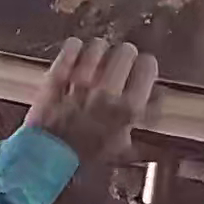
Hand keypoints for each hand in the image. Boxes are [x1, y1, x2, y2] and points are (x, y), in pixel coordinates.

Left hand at [25, 37, 158, 164]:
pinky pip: (71, 47)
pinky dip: (75, 48)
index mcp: (128, 109)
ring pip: (99, 45)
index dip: (145, 66)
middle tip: (118, 64)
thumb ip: (142, 118)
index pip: (148, 66)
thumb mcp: (123, 144)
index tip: (140, 69)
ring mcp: (80, 81)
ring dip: (99, 51)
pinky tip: (76, 54)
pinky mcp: (57, 75)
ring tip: (96, 60)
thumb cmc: (86, 155)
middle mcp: (107, 91)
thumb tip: (157, 95)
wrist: (47, 158)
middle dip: (124, 56)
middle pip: (126, 51)